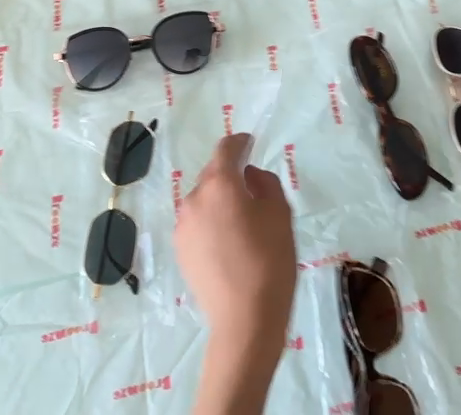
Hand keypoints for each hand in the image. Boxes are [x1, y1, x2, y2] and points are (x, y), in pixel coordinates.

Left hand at [175, 133, 297, 349]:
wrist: (244, 318)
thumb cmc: (269, 260)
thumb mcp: (280, 213)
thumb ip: (265, 183)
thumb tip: (249, 176)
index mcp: (220, 184)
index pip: (226, 150)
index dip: (239, 142)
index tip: (250, 142)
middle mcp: (194, 199)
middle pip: (212, 174)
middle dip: (230, 173)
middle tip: (251, 184)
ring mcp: (183, 226)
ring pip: (203, 200)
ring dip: (220, 199)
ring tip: (241, 217)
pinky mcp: (180, 250)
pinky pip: (197, 222)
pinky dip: (211, 220)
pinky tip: (228, 239)